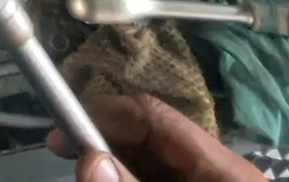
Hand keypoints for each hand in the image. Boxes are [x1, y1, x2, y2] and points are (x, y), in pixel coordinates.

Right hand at [49, 96, 266, 181]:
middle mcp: (223, 172)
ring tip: (79, 165)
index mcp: (228, 171)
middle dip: (103, 140)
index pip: (155, 116)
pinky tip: (107, 178)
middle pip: (152, 138)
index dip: (105, 114)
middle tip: (59, 150)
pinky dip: (129, 176)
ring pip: (152, 161)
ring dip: (112, 161)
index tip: (63, 127)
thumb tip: (88, 158)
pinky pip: (158, 178)